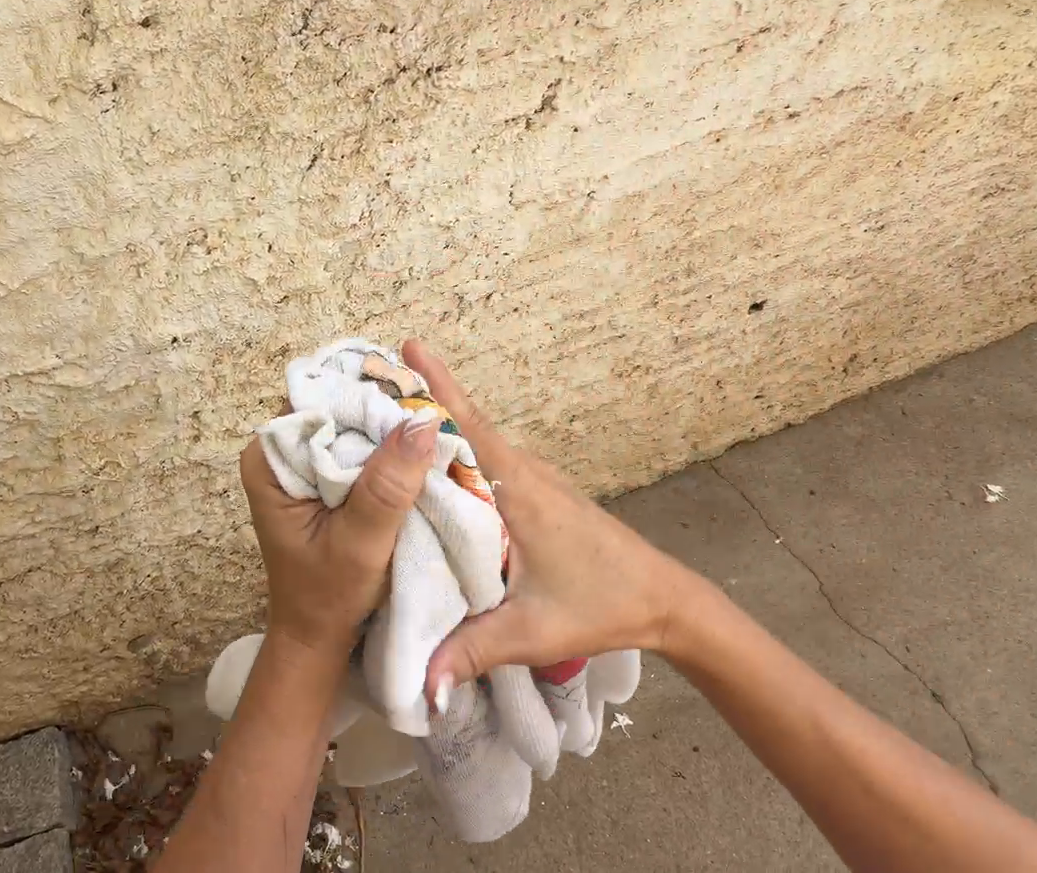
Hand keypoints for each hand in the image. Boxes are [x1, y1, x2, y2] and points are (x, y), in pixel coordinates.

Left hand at [240, 416, 440, 655]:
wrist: (316, 635)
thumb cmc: (328, 596)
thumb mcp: (361, 543)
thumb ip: (387, 485)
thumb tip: (423, 421)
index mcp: (268, 460)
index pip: (319, 401)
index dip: (367, 397)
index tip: (416, 401)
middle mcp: (277, 451)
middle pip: (335, 407)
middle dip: (381, 411)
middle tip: (432, 415)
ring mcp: (297, 461)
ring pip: (348, 424)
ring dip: (387, 430)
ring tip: (431, 430)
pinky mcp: (318, 474)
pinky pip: (354, 445)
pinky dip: (384, 450)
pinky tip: (416, 452)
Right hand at [404, 341, 703, 691]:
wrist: (665, 599)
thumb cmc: (602, 605)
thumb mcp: (533, 632)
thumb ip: (472, 652)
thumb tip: (419, 687)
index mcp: (517, 488)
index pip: (467, 424)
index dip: (434, 386)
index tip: (403, 348)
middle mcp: (523, 470)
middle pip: (464, 420)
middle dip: (420, 392)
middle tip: (371, 373)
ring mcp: (532, 476)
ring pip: (474, 437)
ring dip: (436, 417)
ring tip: (387, 407)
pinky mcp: (536, 490)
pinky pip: (485, 455)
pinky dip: (455, 443)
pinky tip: (430, 459)